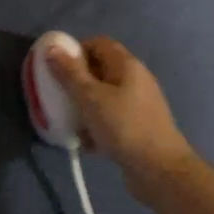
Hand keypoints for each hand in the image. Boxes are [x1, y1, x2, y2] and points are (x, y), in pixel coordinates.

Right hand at [45, 36, 195, 181]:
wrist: (160, 170)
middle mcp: (136, 80)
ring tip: (70, 123)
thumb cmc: (124, 127)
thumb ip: (70, 73)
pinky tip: (87, 144)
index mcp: (127, 65)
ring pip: (104, 98)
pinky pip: (111, 120)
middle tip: (58, 96)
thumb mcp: (91, 98)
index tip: (56, 68)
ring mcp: (139, 105)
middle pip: (100, 71)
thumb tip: (53, 47)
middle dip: (77, 83)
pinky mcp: (138, 128)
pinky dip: (97, 127)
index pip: (99, 43)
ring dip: (85, 109)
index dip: (76, 50)